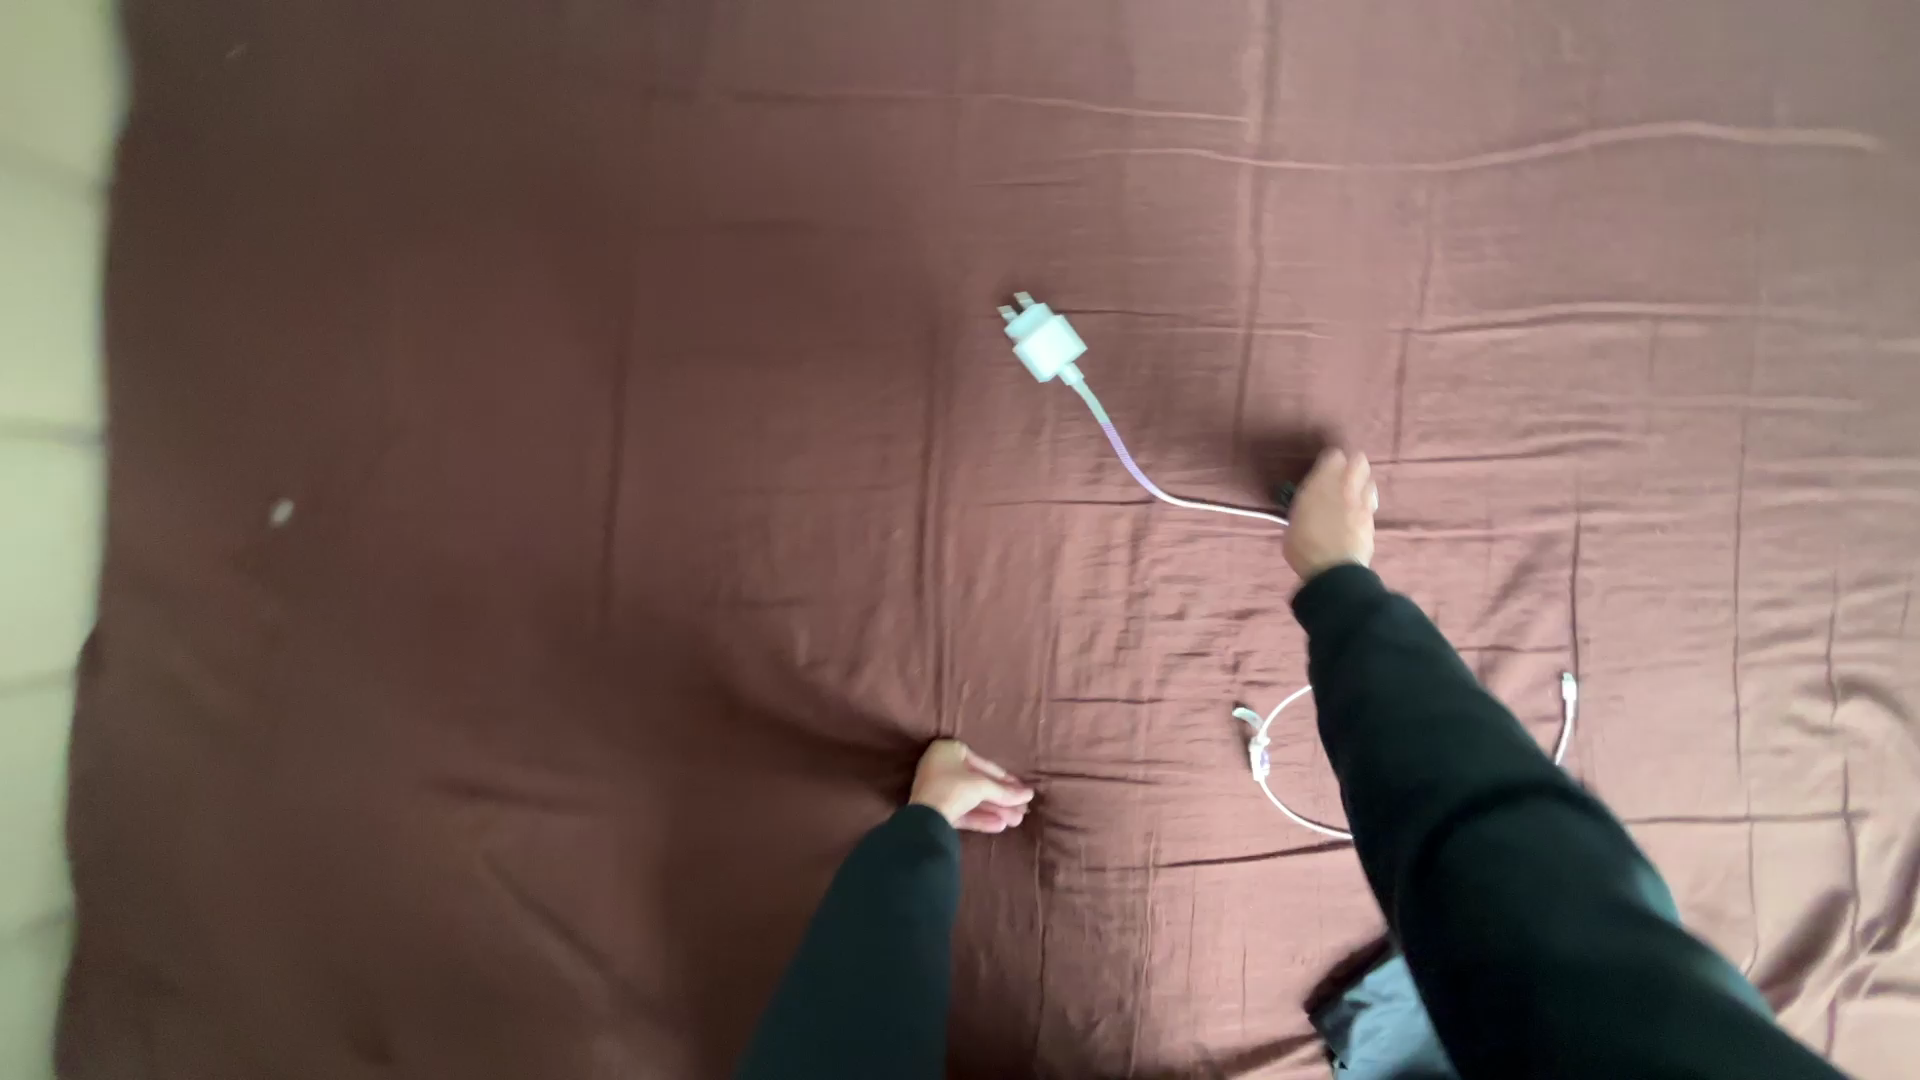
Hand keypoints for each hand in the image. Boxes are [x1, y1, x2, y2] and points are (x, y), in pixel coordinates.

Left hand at [909, 740, 1033, 832]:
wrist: (925, 817)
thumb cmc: (954, 788)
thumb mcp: (982, 786)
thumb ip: (1005, 791)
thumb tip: (1029, 794)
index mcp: (948, 750)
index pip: (983, 764)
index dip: (1005, 779)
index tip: (1022, 790)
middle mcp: (940, 766)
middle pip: (978, 784)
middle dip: (1001, 799)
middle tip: (1022, 810)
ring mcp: (936, 789)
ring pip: (971, 799)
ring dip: (994, 810)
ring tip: (1016, 821)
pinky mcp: (934, 810)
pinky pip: (961, 810)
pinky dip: (980, 817)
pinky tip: (1000, 826)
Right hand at [1282, 449, 1376, 581]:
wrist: (1334, 570)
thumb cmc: (1303, 546)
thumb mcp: (1293, 521)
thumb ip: (1305, 505)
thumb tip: (1308, 503)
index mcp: (1322, 484)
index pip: (1334, 455)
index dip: (1328, 460)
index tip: (1321, 468)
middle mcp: (1346, 488)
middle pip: (1359, 461)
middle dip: (1351, 464)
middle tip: (1339, 476)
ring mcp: (1363, 504)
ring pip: (1369, 480)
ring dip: (1361, 483)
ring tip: (1350, 494)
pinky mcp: (1372, 520)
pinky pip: (1370, 503)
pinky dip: (1364, 504)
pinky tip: (1355, 514)